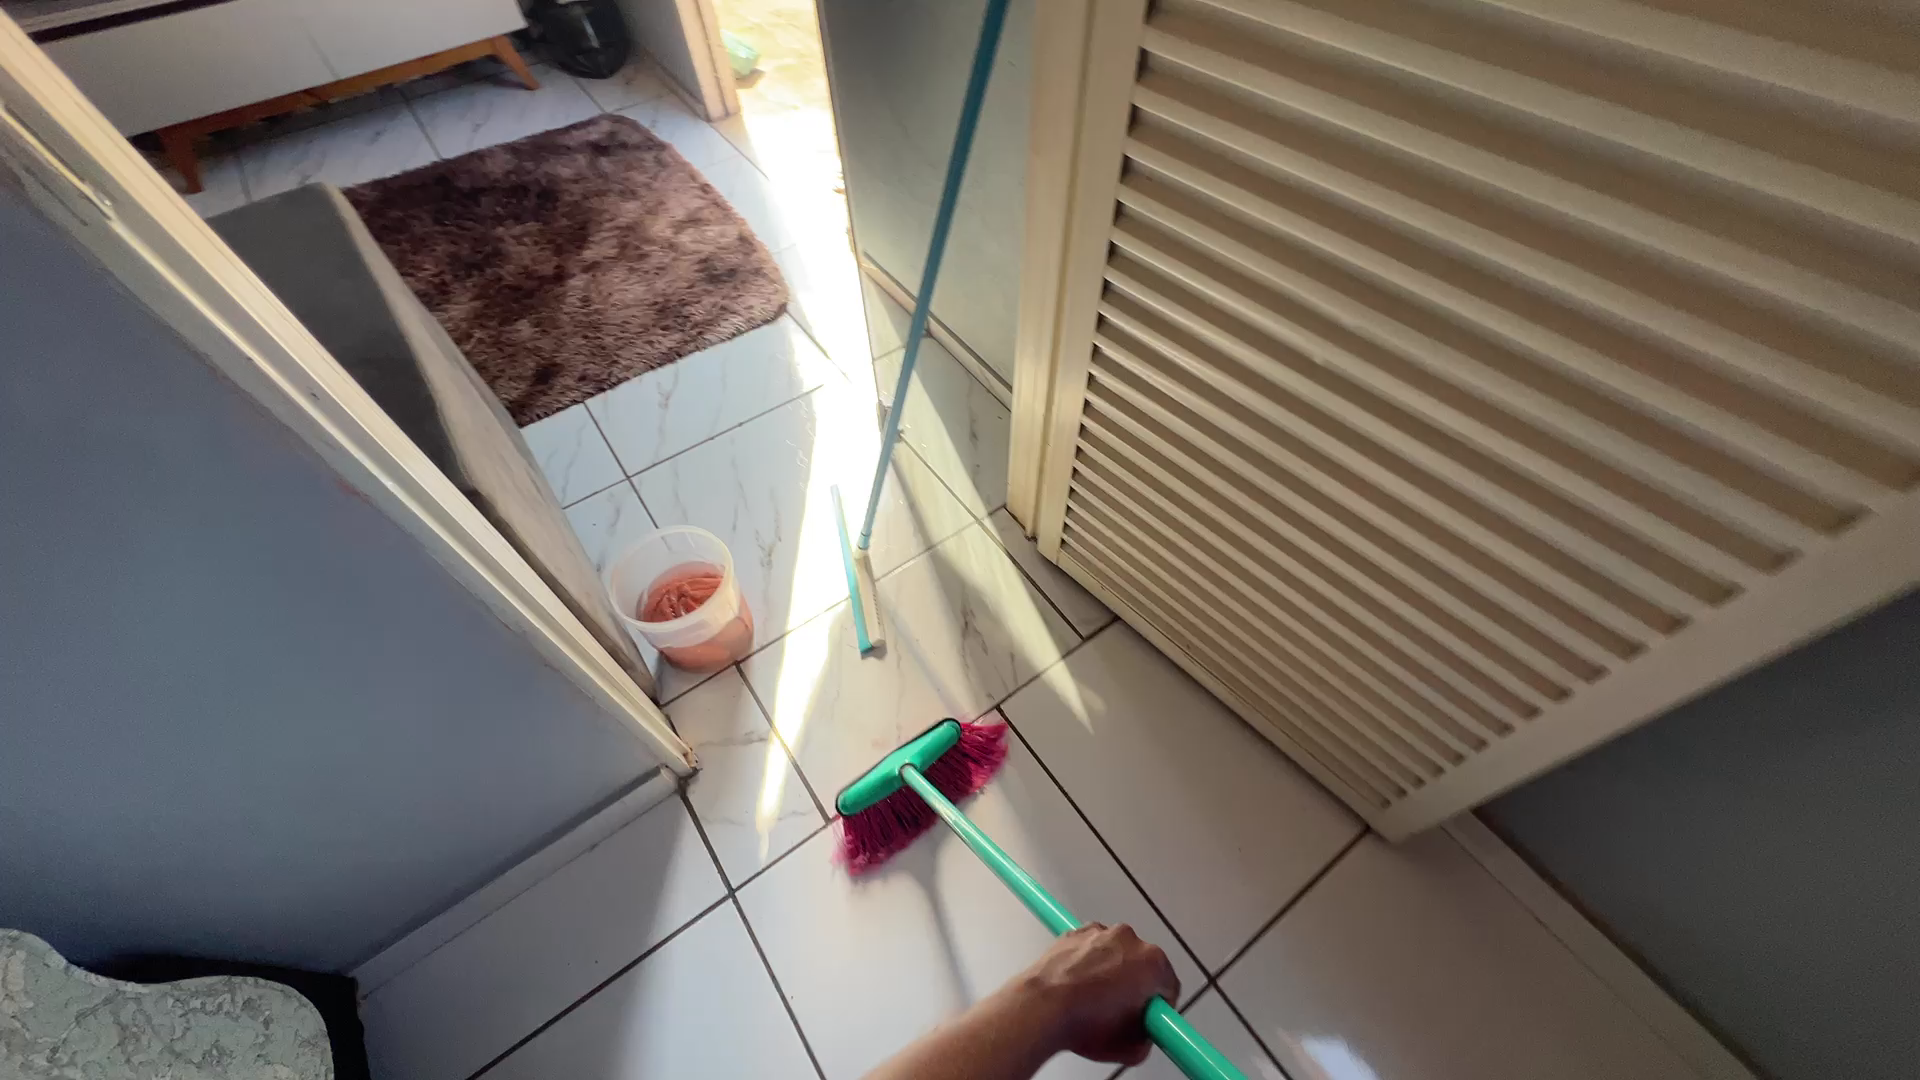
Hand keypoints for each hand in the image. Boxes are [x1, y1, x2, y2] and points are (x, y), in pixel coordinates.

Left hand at [1017, 923, 1179, 1065]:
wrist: (1044, 1004)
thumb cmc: (1088, 1024)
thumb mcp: (1132, 1048)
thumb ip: (1149, 1036)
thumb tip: (1145, 1031)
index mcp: (1152, 963)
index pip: (1169, 985)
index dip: (1159, 1005)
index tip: (1149, 1018)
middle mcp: (1130, 938)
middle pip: (1143, 964)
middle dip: (1136, 985)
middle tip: (1121, 1011)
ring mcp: (1102, 930)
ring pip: (1117, 953)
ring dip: (1112, 970)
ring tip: (1094, 997)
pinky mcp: (1078, 929)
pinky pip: (1093, 945)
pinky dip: (1090, 959)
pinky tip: (1079, 982)